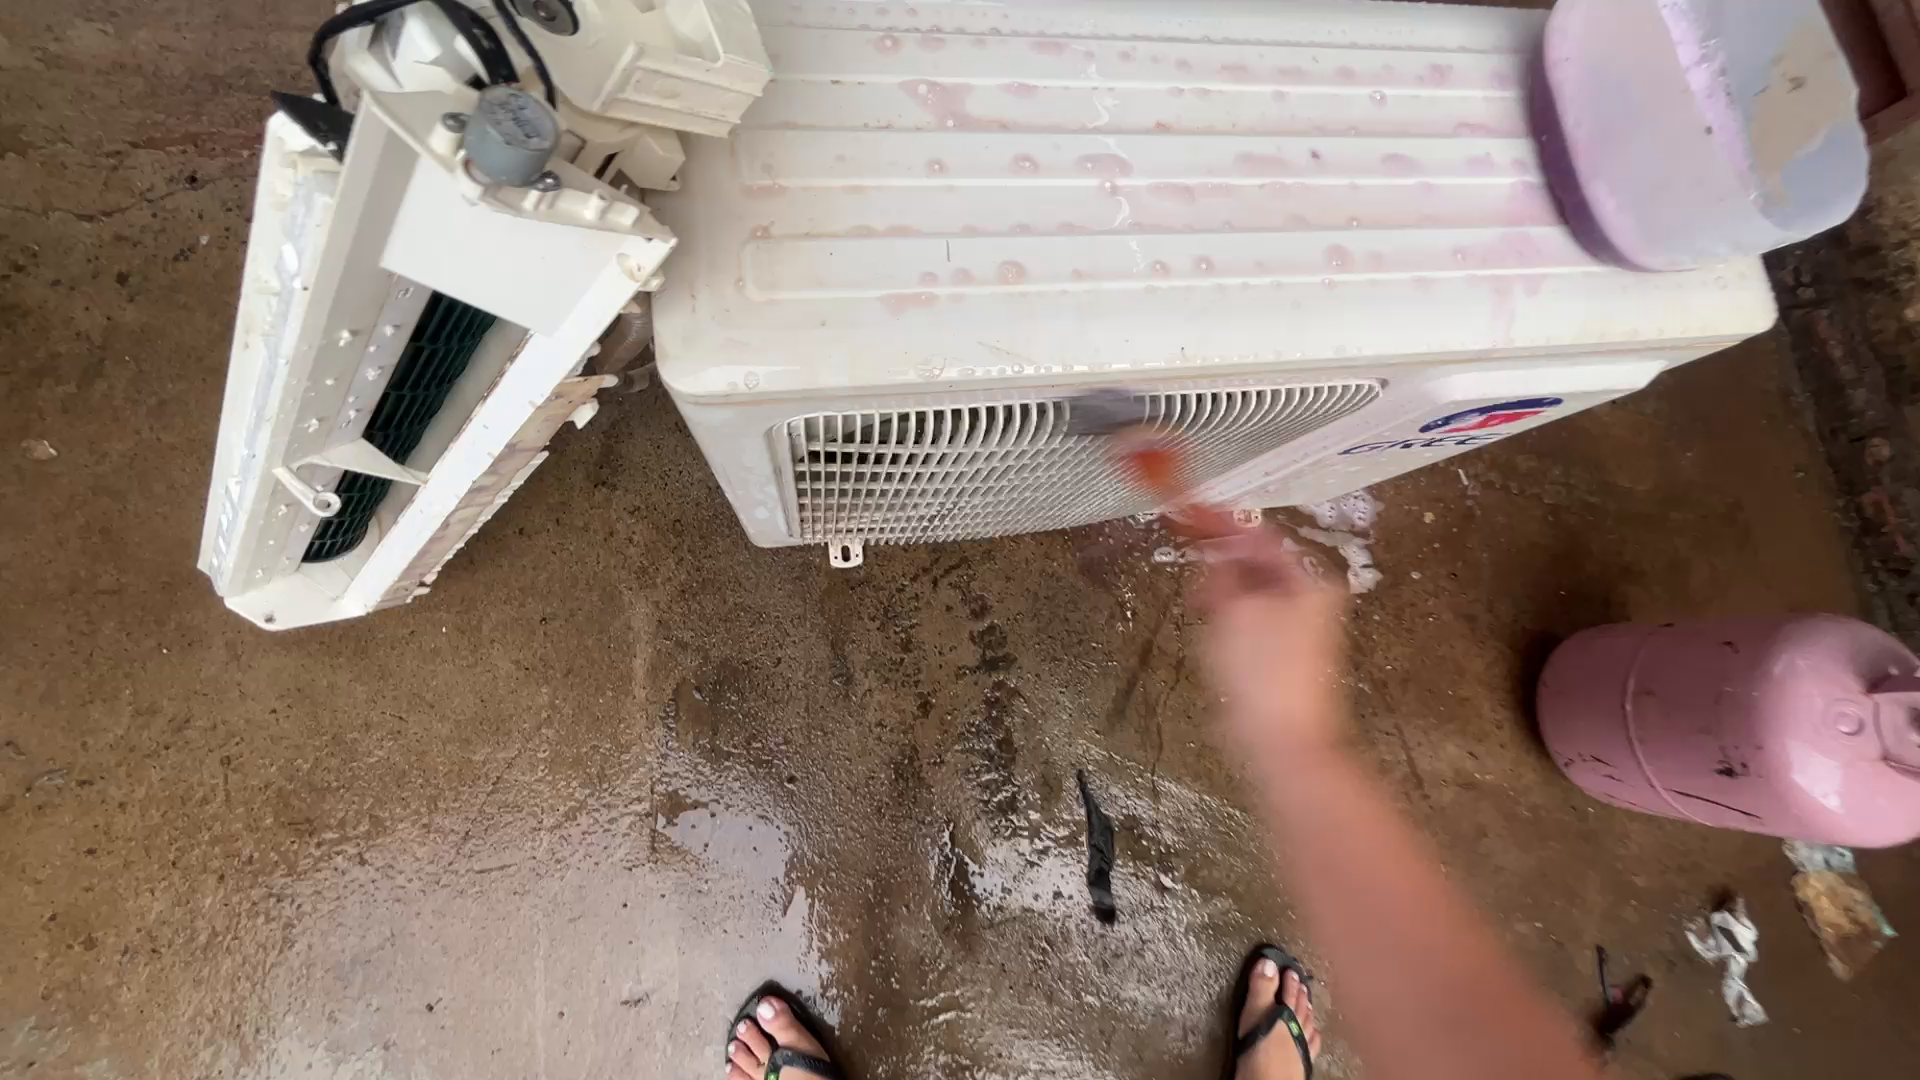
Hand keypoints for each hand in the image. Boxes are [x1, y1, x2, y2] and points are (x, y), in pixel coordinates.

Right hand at [1196, 527, 1350, 757]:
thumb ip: (1222, 568)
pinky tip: (1207, 618)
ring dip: (1219, 584)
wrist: (1279, 738)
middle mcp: (1306, 596)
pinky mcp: (1276, 648)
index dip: (1220, 521)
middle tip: (1186, 547)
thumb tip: (1214, 546)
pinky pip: (1246, 613)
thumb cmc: (1262, 670)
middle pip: (1254, 559)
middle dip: (1219, 555)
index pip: (1259, 534)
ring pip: (1247, 586)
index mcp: (1307, 578)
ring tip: (1199, 595)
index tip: (1187, 510)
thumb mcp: (1234, 606)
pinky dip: (1225, 609)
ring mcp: (1293, 623)